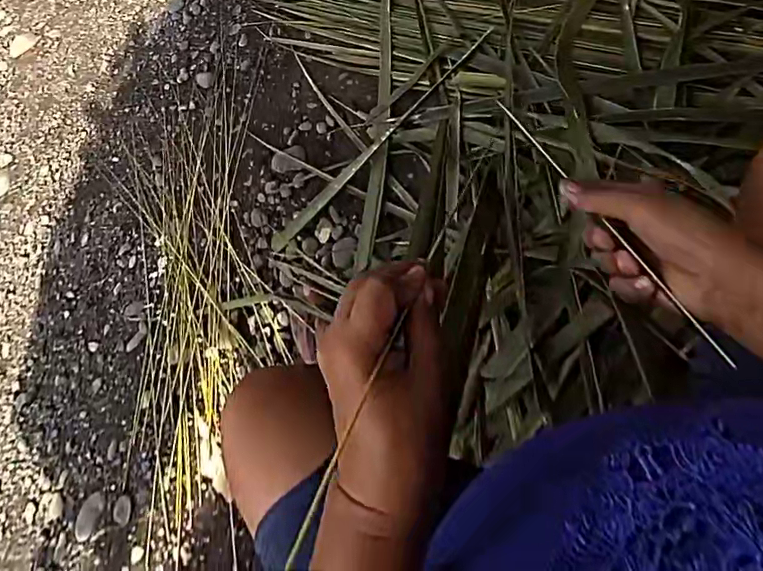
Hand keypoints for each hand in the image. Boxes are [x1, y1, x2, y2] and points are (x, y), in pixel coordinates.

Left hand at [316, 262, 446, 542]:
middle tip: (432, 278)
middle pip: (360, 287)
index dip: (405, 276)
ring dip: (386, 290)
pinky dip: (376, 307)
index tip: (435, 273)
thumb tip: (426, 285)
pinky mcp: (332, 355)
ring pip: (354, 298)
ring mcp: (326, 345)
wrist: (376, 489)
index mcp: (351, 343)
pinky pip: (352, 316)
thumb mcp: (429, 381)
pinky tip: (401, 308)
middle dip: (394, 277)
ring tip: (423, 291)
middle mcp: (331, 336)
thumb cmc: (409, 442)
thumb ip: (425, 327)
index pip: (376, 288)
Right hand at [564, 179, 760, 323]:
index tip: (577, 208)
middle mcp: (639, 227)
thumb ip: (597, 197)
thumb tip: (562, 185)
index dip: (585, 203)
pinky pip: (620, 284)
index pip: (598, 196)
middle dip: (598, 239)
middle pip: (596, 231)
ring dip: (615, 263)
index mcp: (640, 201)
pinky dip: (630, 285)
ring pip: (604, 259)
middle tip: (609, 243)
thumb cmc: (685, 233)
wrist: (724, 282)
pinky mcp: (647, 286)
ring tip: (636, 267)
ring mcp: (643, 258)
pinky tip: (647, 284)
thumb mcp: (640, 205)